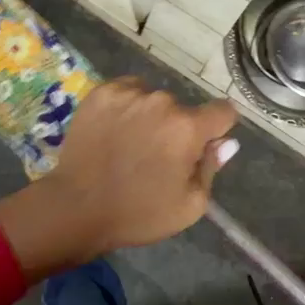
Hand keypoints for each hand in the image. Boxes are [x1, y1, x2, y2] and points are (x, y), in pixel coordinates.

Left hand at [0, 79, 238, 281]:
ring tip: (130, 144)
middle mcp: (161, 101)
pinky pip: (126, 91)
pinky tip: (114, 131)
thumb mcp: (189, 205)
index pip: (223, 111)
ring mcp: (129, 93)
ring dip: (150, 115)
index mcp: (187, 128)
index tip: (205, 142)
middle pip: (182, 109)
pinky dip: (125, 106)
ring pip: (152, 98)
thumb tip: (227, 142)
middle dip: (177, 128)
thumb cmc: (139, 213)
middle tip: (157, 156)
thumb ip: (211, 167)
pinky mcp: (102, 91)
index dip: (219, 127)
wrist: (77, 207)